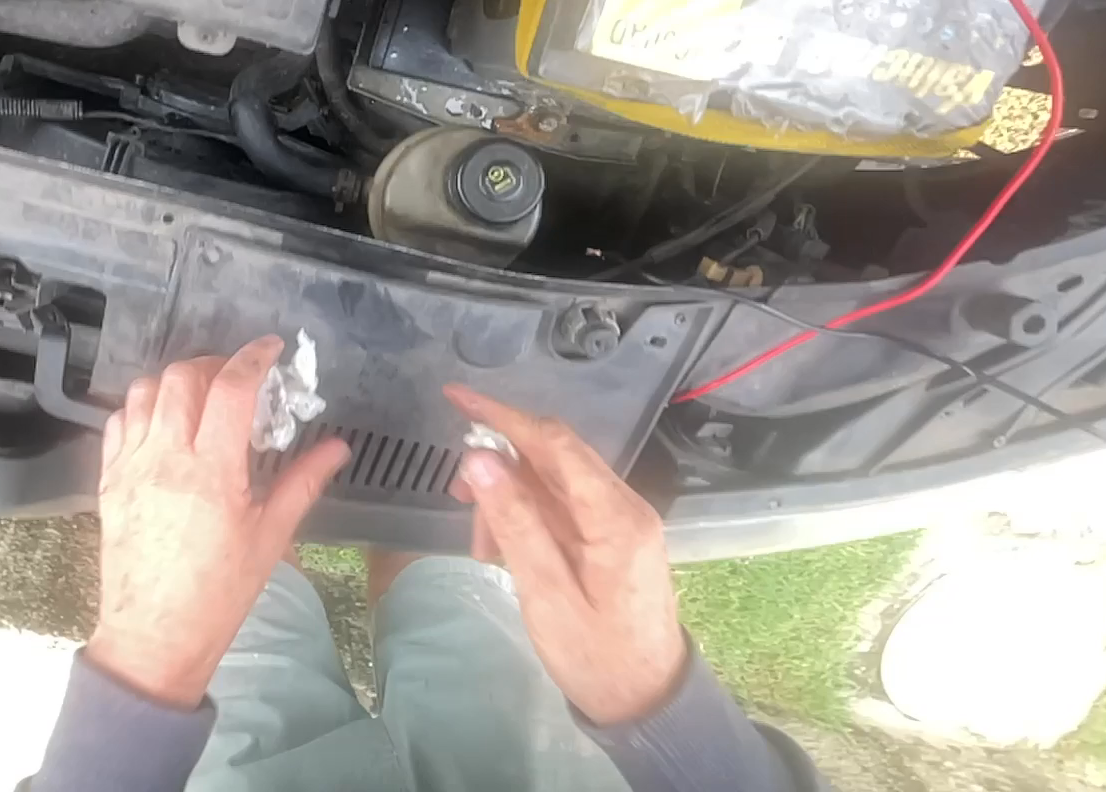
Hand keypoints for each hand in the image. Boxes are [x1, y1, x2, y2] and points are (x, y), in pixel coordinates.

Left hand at [86, 337, 351, 707]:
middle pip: (183, 377)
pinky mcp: (108, 477)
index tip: (270, 347)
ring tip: (200, 393)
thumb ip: (303, 483)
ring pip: (145, 390)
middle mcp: (165, 456)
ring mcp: (130, 464)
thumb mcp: (270, 537)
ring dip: (175, 379)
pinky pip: (118, 420)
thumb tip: (338, 446)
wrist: (154, 637)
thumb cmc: (220, 592)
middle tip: (236, 376)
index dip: (253, 357)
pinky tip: (162, 420)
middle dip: (214, 362)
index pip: (231, 389)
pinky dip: (142, 405)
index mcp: (212, 471)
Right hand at [445, 385, 686, 724]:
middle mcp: (621, 503)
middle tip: (456, 487)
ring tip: (478, 537)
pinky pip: (555, 500)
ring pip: (548, 475)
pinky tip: (499, 543)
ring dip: (506, 491)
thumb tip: (478, 457)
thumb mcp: (547, 595)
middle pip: (550, 451)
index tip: (456, 398)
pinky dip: (520, 510)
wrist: (649, 707)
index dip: (502, 414)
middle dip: (497, 456)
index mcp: (614, 516)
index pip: (552, 442)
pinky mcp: (606, 531)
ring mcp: (615, 516)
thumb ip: (514, 522)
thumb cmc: (597, 657)